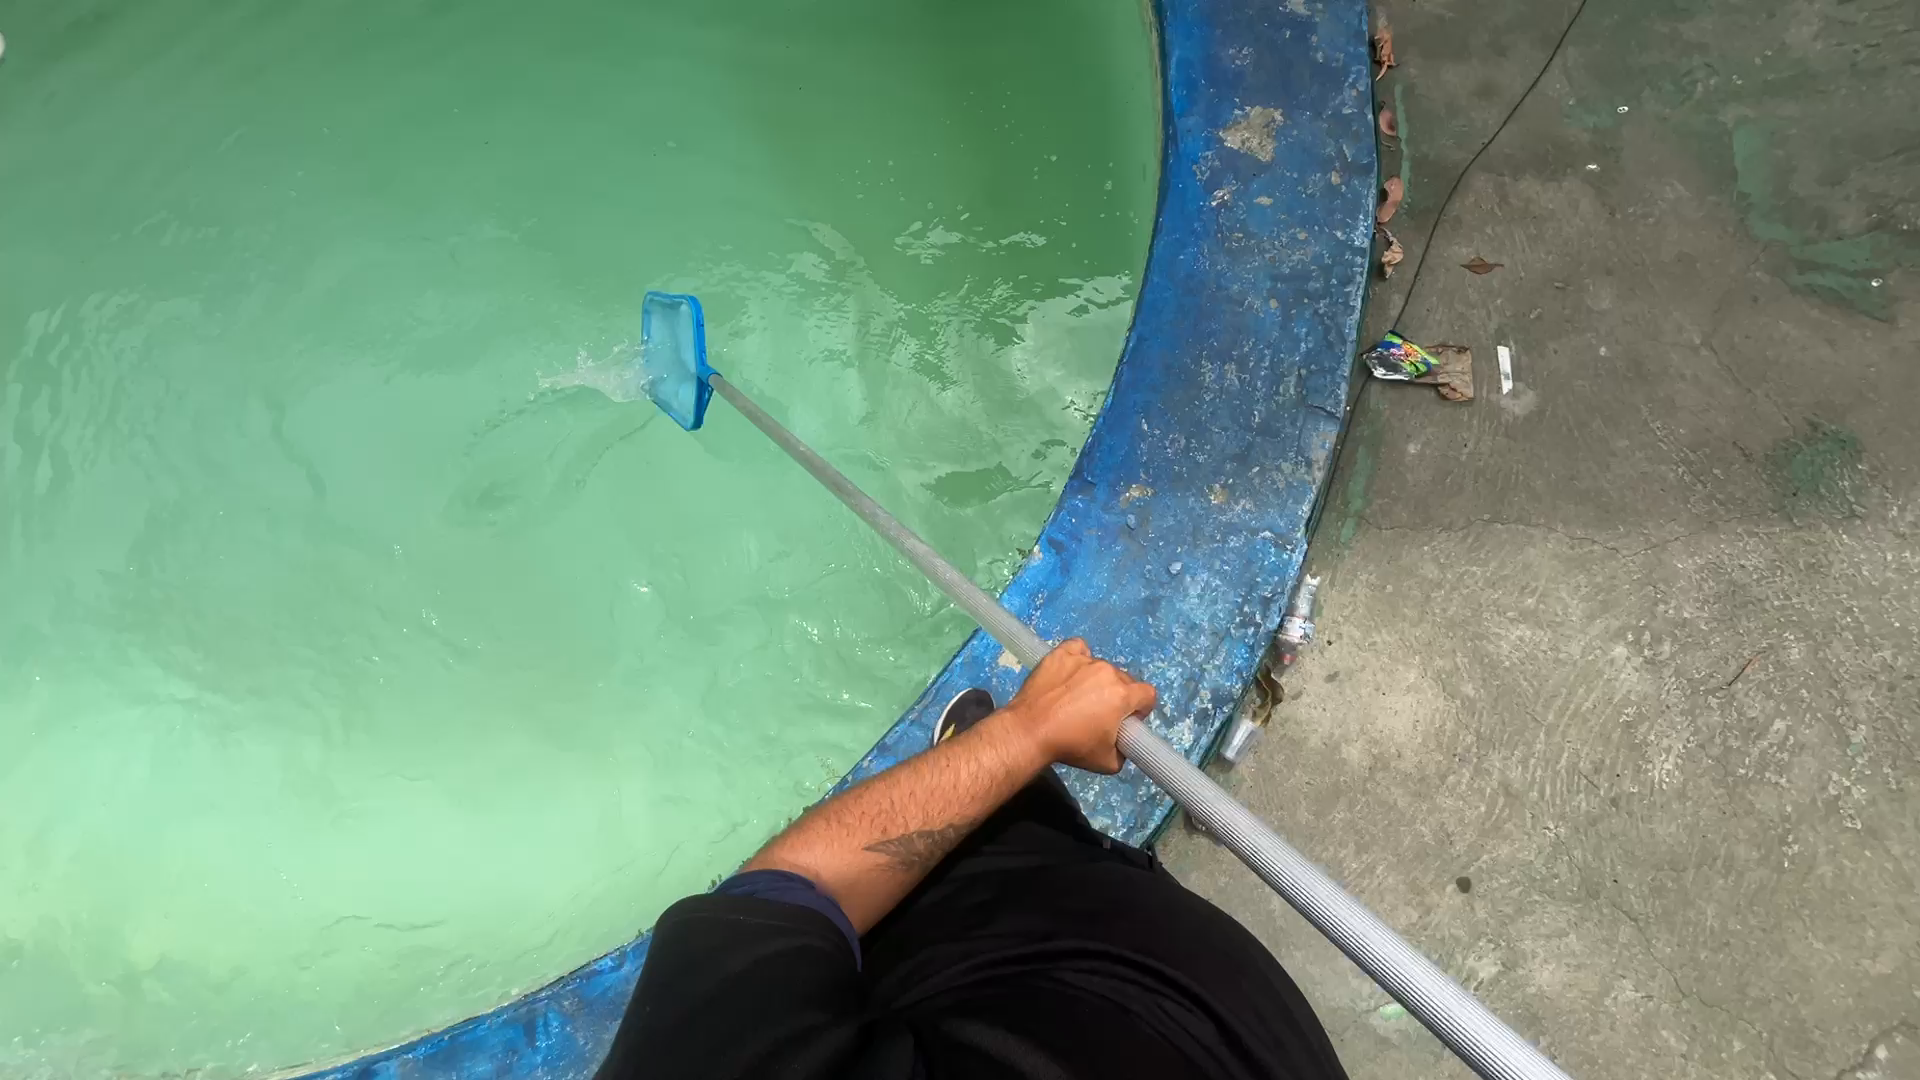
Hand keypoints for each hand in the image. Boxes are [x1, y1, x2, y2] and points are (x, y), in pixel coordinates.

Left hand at [1000, 639, 1157, 772]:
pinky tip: (1071, 671)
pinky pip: (1079, 649)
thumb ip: (1125, 749)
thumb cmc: (1071, 747)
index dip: (1141, 708)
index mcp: (1122, 695)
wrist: (1030, 731)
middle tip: (1098, 712)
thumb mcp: (1109, 763)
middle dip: (1117, 695)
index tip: (1126, 719)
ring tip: (1076, 696)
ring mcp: (1083, 660)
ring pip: (1101, 667)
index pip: (1148, 694)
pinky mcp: (1061, 654)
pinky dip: (1079, 658)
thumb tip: (1123, 740)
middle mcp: (1107, 672)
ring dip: (1096, 679)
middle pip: (1124, 680)